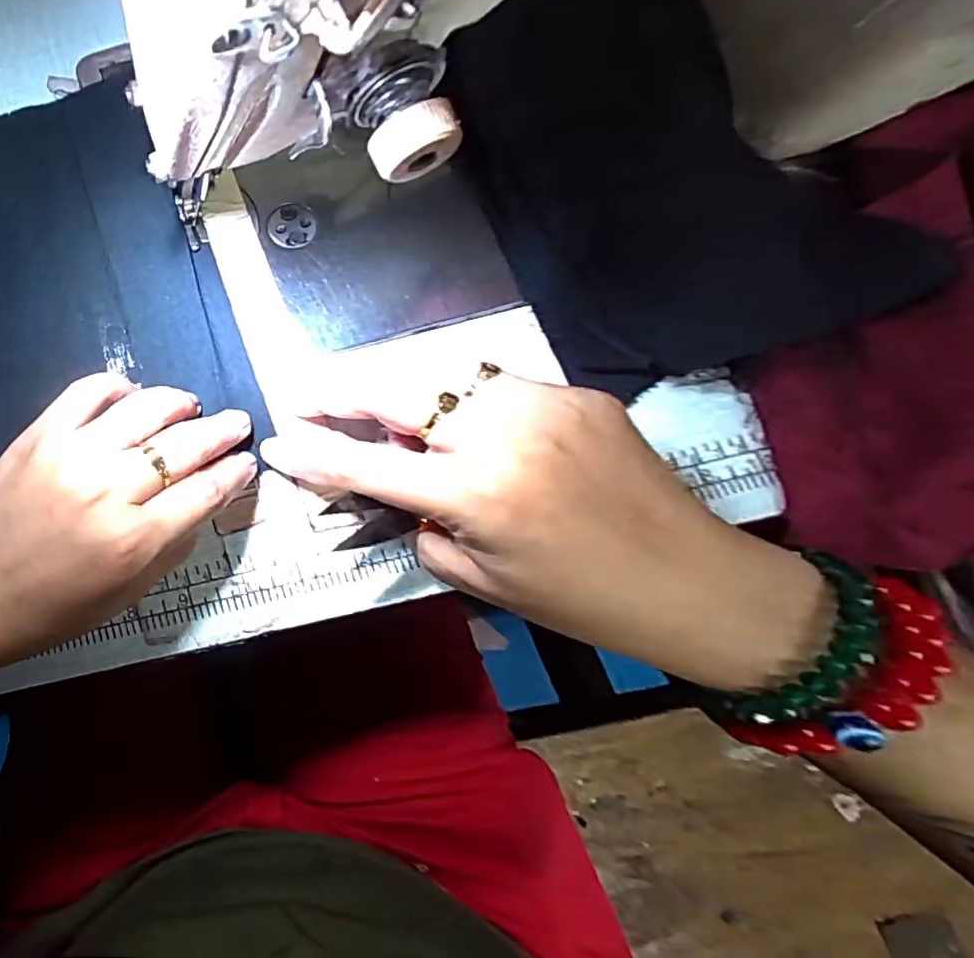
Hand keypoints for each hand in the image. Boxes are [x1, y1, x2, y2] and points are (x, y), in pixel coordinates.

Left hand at [0, 373, 257, 688]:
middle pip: (182, 447)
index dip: (233, 473)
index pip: (203, 492)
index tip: (246, 462)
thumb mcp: (125, 597)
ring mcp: (70, 455)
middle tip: (237, 423)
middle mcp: (107, 490)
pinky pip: (85, 392)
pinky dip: (115, 386)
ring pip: (143, 410)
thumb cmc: (49, 611)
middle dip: (220, 432)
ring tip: (192, 404)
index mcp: (132, 541)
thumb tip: (204, 502)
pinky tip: (132, 392)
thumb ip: (171, 548)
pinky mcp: (38, 435)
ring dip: (177, 402)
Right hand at [258, 370, 829, 690]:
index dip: (314, 452)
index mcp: (478, 494)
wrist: (695, 581)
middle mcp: (505, 433)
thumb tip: (397, 486)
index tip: (278, 440)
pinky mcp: (575, 391)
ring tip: (378, 404)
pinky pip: (496, 384)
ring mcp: (544, 402)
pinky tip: (460, 419)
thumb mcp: (481, 579)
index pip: (370, 463)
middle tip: (308, 394)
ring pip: (444, 371)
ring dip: (400, 386)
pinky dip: (462, 398)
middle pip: (398, 387)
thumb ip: (423, 525)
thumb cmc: (578, 600)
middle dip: (342, 387)